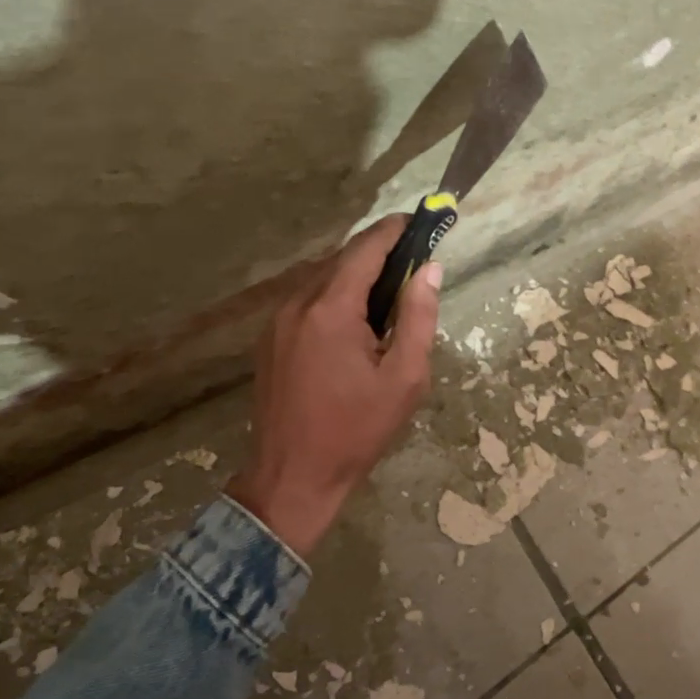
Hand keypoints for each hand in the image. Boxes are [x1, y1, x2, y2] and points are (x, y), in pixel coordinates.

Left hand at [227, 214, 441, 556]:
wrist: (292, 478)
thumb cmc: (356, 430)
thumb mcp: (404, 378)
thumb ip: (418, 317)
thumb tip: (429, 269)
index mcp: (331, 309)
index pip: (365, 249)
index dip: (393, 230)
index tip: (419, 221)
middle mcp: (298, 303)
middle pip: (342, 260)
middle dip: (378, 254)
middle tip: (413, 262)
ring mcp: (277, 320)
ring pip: (322, 279)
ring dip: (355, 277)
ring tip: (389, 295)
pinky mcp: (270, 338)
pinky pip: (307, 301)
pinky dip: (334, 297)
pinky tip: (354, 323)